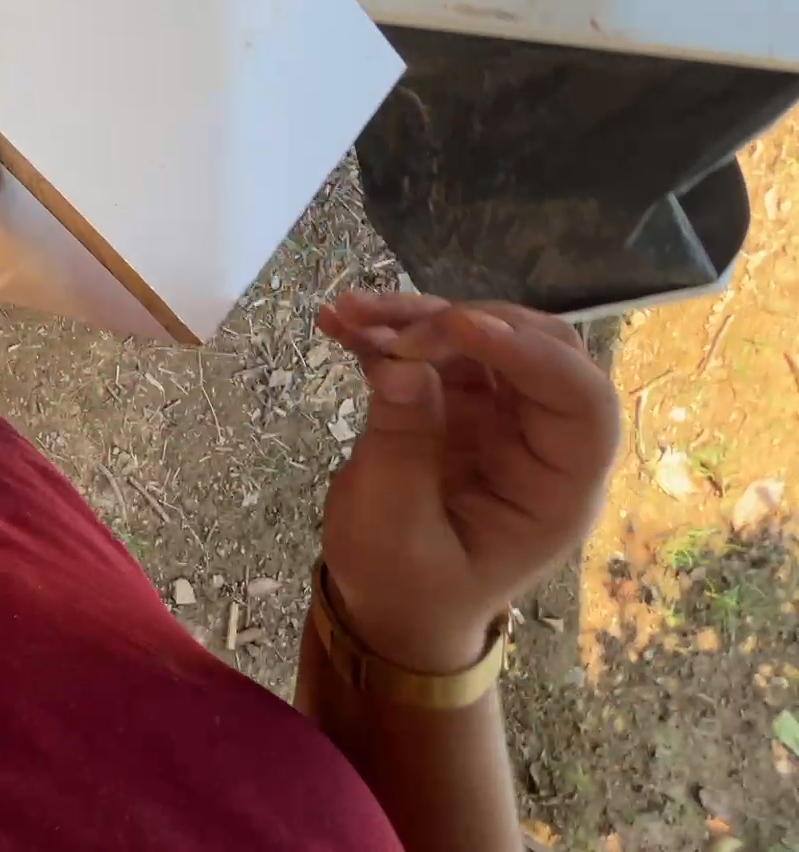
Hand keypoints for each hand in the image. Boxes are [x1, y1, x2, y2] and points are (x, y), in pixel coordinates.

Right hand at [315, 292, 620, 673]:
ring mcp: (489, 420)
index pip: (576, 404)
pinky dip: (382, 335)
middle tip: (384, 329)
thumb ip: (400, 450)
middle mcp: (533, 441)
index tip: (452, 325)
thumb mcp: (392, 528)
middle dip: (458, 324)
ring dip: (411, 319)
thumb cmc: (401, 584)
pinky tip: (336, 324)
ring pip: (472, 342)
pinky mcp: (443, 410)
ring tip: (343, 310)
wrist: (386, 603)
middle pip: (533, 352)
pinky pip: (423, 356)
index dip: (528, 355)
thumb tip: (401, 367)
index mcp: (552, 487)